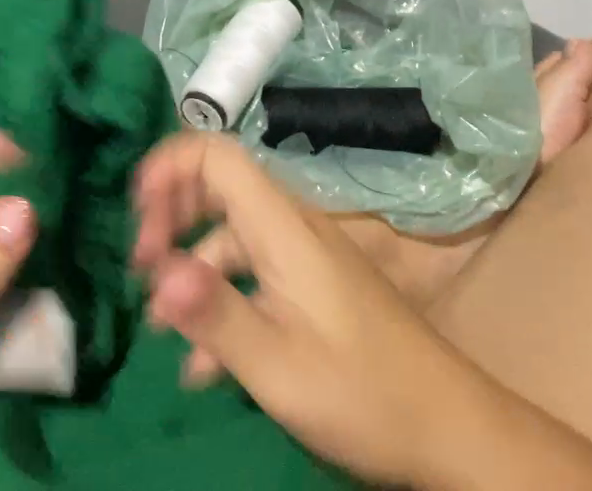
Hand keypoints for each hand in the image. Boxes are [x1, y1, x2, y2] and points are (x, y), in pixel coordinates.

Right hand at [132, 131, 453, 485]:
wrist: (456, 436)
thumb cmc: (365, 395)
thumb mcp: (278, 365)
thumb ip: (214, 313)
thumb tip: (157, 273)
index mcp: (283, 228)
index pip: (216, 155)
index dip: (168, 167)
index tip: (135, 214)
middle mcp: (291, 228)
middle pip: (215, 189)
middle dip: (168, 220)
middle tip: (140, 271)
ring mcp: (303, 258)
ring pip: (228, 240)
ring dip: (188, 273)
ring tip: (158, 326)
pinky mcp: (311, 288)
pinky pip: (251, 276)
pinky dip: (220, 303)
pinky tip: (203, 363)